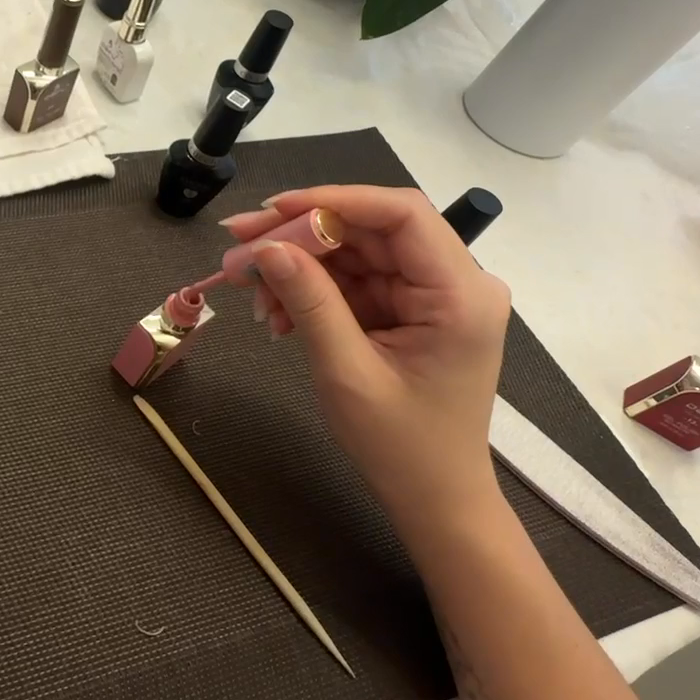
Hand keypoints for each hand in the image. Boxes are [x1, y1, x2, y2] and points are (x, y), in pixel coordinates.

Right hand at [218, 186, 510, 527]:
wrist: (434, 499)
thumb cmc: (400, 445)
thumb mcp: (346, 372)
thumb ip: (309, 301)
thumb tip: (265, 248)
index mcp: (461, 294)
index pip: (401, 215)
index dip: (334, 201)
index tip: (273, 211)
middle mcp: (454, 282)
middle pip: (370, 230)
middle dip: (301, 235)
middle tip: (239, 246)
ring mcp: (430, 295)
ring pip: (354, 254)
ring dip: (299, 267)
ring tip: (250, 291)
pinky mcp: (408, 310)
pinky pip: (352, 282)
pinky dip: (310, 292)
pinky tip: (277, 315)